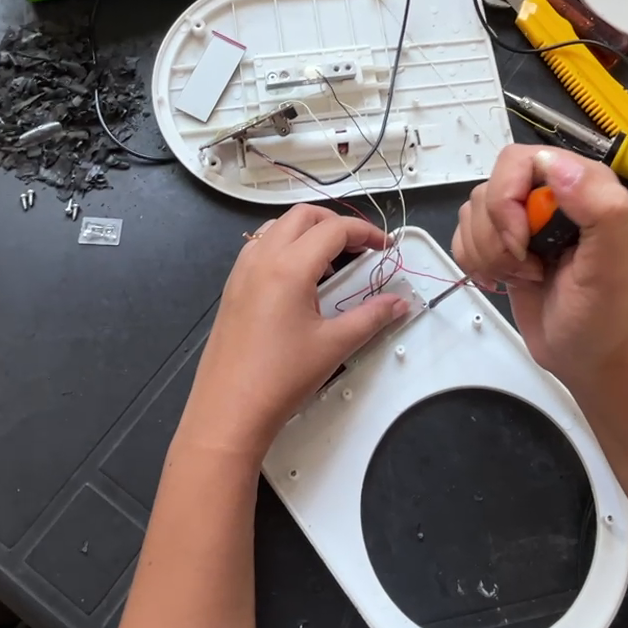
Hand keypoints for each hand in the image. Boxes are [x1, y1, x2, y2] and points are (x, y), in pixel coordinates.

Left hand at [179, 205, 409, 460]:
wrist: (228, 412)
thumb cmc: (282, 378)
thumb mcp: (334, 345)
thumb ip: (371, 317)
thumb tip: (399, 304)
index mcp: (289, 266)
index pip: (334, 229)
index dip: (366, 232)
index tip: (385, 248)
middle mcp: (262, 258)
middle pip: (303, 216)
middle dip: (336, 224)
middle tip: (360, 248)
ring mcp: (242, 271)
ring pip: (278, 227)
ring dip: (308, 232)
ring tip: (332, 262)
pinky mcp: (232, 287)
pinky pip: (260, 247)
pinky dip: (285, 246)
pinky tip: (300, 280)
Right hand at [452, 145, 627, 384]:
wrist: (586, 354)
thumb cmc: (603, 313)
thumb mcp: (613, 265)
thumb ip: (600, 209)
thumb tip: (555, 165)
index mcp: (582, 182)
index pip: (519, 161)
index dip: (506, 199)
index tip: (521, 243)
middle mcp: (548, 191)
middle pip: (490, 187)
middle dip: (496, 233)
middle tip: (526, 265)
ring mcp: (521, 216)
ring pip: (472, 211)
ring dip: (489, 253)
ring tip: (524, 276)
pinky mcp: (500, 240)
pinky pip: (462, 234)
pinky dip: (475, 261)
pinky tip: (505, 279)